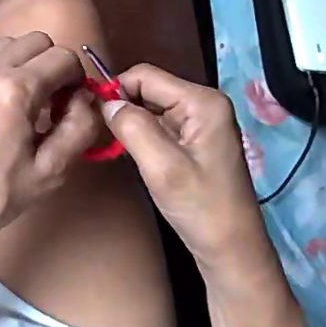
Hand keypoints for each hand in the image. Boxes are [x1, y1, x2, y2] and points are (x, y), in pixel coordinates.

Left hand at [0, 32, 100, 297]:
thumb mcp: (50, 171)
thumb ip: (80, 126)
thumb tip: (87, 97)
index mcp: (13, 91)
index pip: (63, 58)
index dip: (75, 81)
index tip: (67, 106)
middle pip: (36, 41)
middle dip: (50, 67)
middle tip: (46, 103)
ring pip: (5, 44)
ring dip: (20, 64)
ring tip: (17, 102)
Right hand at [100, 64, 274, 283]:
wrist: (231, 250)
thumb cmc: (201, 208)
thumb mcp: (161, 166)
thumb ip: (132, 127)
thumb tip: (106, 103)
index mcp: (202, 102)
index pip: (145, 76)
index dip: (116, 89)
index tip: (94, 116)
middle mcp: (204, 104)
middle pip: (148, 89)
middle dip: (122, 107)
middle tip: (102, 134)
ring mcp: (200, 122)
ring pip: (150, 107)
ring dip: (130, 123)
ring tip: (114, 145)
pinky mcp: (194, 140)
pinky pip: (158, 125)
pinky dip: (140, 135)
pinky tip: (131, 153)